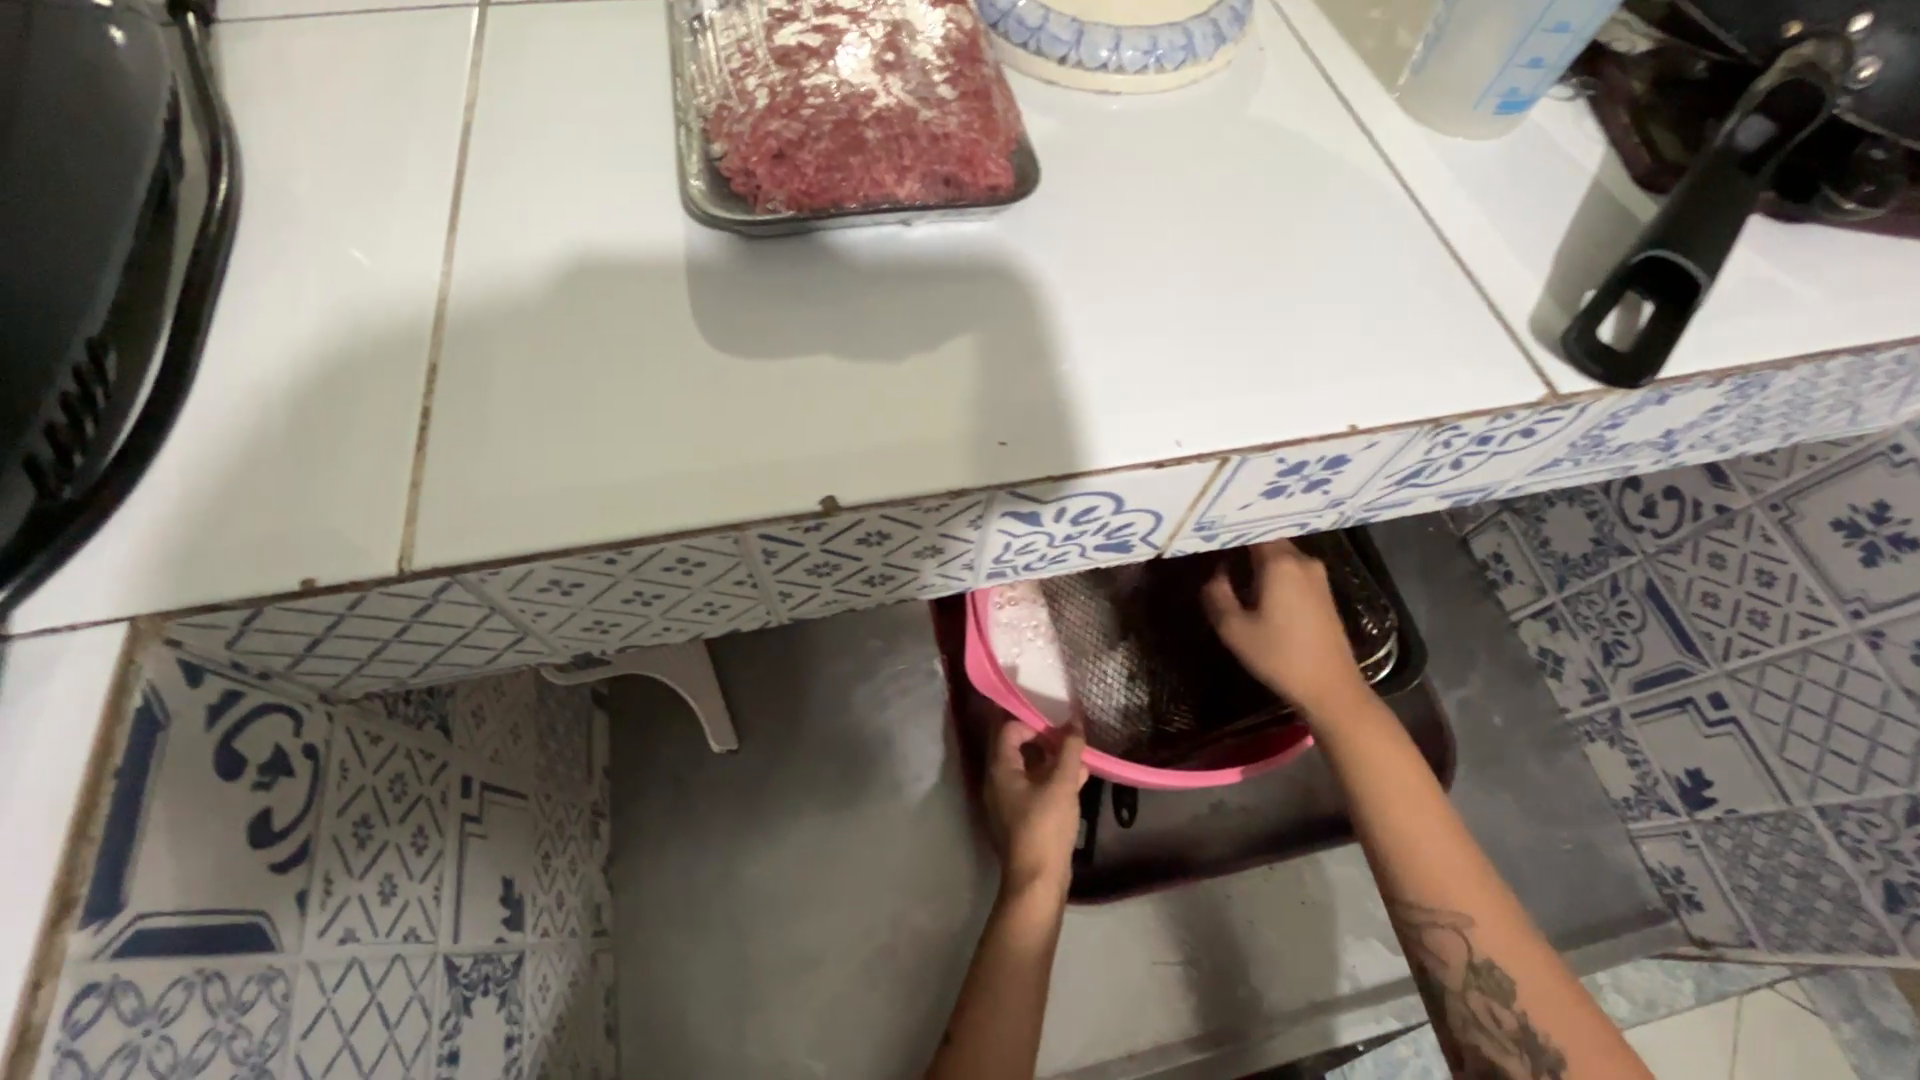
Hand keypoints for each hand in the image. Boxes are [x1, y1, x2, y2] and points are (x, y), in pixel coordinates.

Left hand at [983, 720, 1087, 899]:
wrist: (1037, 879)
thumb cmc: (1045, 826)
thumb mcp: (1061, 784)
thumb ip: (1069, 750)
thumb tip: (1074, 722)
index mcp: (1000, 768)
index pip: (1009, 729)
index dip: (1033, 722)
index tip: (1058, 724)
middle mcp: (997, 781)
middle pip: (1018, 748)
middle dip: (1047, 741)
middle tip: (1071, 738)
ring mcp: (1007, 800)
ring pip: (1030, 770)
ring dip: (1054, 762)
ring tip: (1081, 760)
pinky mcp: (1020, 817)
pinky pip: (1034, 788)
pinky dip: (1053, 781)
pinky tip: (1078, 781)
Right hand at [1203, 539, 1374, 717]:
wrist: (1330, 687)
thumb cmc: (1279, 656)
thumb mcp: (1234, 629)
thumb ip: (1216, 595)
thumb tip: (1215, 574)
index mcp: (1280, 563)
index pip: (1253, 530)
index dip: (1230, 530)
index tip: (1209, 535)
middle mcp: (1303, 561)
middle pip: (1269, 541)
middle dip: (1243, 546)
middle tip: (1216, 554)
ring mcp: (1318, 577)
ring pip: (1281, 557)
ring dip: (1258, 562)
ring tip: (1233, 572)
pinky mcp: (1324, 594)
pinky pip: (1292, 572)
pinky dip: (1274, 574)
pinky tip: (1258, 590)